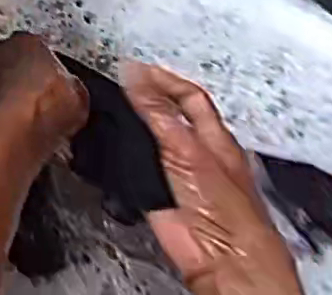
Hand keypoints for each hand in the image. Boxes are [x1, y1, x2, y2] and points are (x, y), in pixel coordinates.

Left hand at [0, 33, 87, 144]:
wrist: (23, 122)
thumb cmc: (50, 100)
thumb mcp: (79, 91)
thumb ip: (70, 80)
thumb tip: (70, 86)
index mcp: (26, 40)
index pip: (37, 44)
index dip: (48, 61)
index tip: (56, 74)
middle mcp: (1, 48)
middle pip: (15, 56)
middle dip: (26, 70)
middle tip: (44, 89)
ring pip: (2, 73)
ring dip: (12, 84)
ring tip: (32, 104)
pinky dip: (5, 100)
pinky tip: (20, 114)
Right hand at [122, 63, 301, 294]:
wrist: (221, 263)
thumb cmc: (230, 218)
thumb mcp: (189, 152)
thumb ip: (159, 112)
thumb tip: (134, 74)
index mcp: (215, 140)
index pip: (189, 97)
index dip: (162, 78)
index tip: (132, 67)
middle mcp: (194, 152)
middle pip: (164, 112)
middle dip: (139, 94)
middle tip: (113, 80)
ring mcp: (172, 169)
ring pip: (143, 133)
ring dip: (124, 119)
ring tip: (103, 103)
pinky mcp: (150, 185)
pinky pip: (127, 158)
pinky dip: (113, 145)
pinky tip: (101, 137)